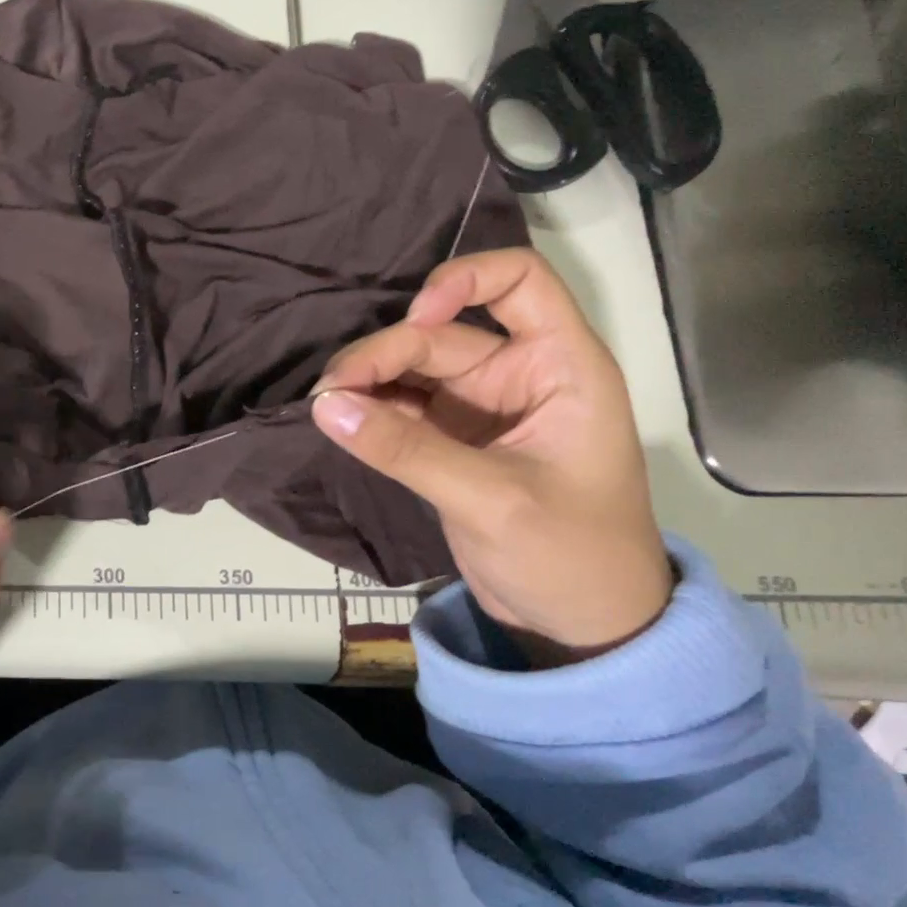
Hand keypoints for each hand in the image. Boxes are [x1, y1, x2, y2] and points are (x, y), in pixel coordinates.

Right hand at [309, 248, 671, 666]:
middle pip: (438, 333)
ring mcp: (478, 408)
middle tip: (329, 393)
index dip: (464, 279)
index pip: (520, 282)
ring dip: (366, 381)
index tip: (415, 316)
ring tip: (325, 407)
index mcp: (560, 368)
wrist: (582, 626)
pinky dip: (367, 411)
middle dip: (382, 354)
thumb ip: (405, 449)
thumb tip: (324, 405)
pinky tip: (338, 422)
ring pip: (410, 369)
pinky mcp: (449, 440)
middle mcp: (517, 375)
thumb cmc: (571, 556)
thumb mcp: (491, 500)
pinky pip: (399, 408)